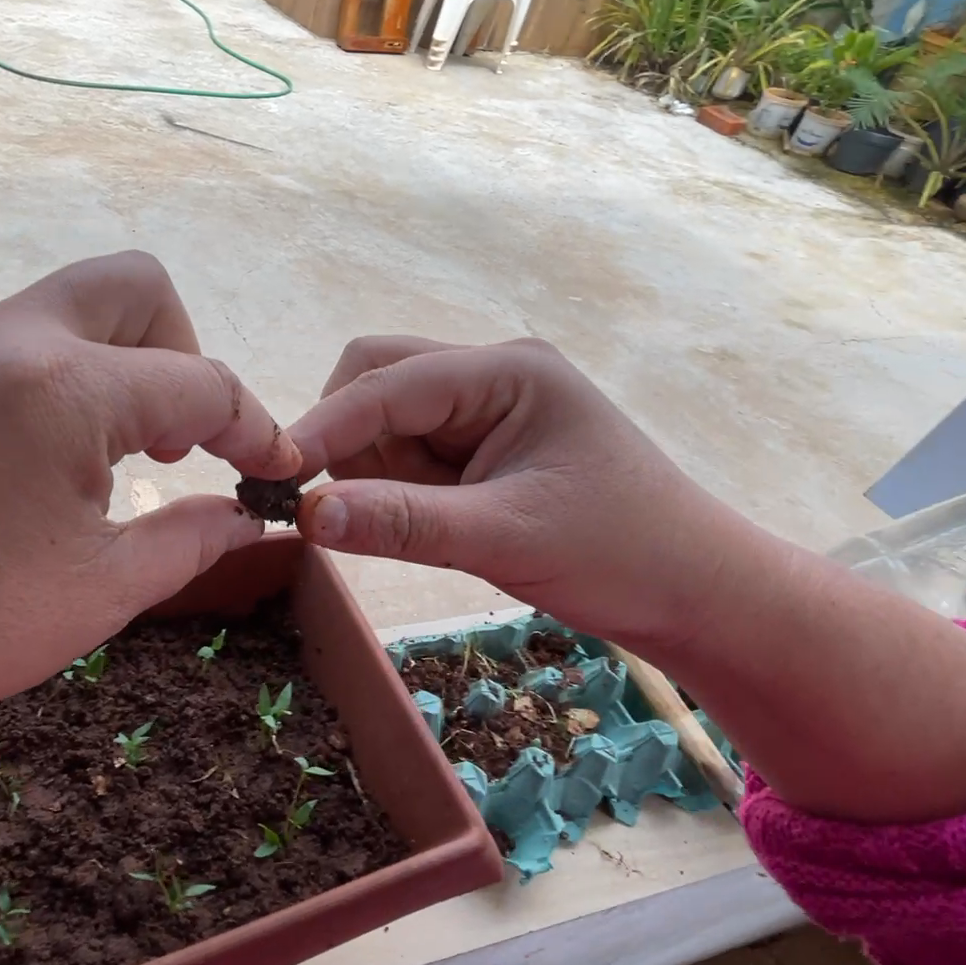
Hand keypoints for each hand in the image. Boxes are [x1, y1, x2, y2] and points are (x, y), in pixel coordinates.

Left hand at [0, 252, 298, 733]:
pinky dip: (61, 376)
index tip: (269, 472)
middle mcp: (6, 338)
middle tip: (174, 440)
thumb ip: (196, 534)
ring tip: (114, 452)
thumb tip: (248, 516)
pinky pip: (17, 339)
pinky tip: (45, 455)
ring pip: (72, 304)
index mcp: (62, 389)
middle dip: (183, 353)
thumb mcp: (110, 586)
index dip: (252, 427)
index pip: (198, 382)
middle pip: (137, 287)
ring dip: (121, 363)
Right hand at [286, 336, 772, 648]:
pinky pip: (400, 453)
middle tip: (337, 502)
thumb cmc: (620, 554)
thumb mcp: (505, 537)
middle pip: (374, 378)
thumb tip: (306, 515)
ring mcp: (479, 412)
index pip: (387, 383)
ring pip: (379, 419)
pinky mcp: (473, 449)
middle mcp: (487, 378)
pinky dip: (386, 485)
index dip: (323, 426)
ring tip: (412, 521)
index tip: (273, 476)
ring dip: (367, 468)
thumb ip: (403, 523)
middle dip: (344, 436)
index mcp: (506, 373)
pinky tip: (419, 519)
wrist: (692, 592)